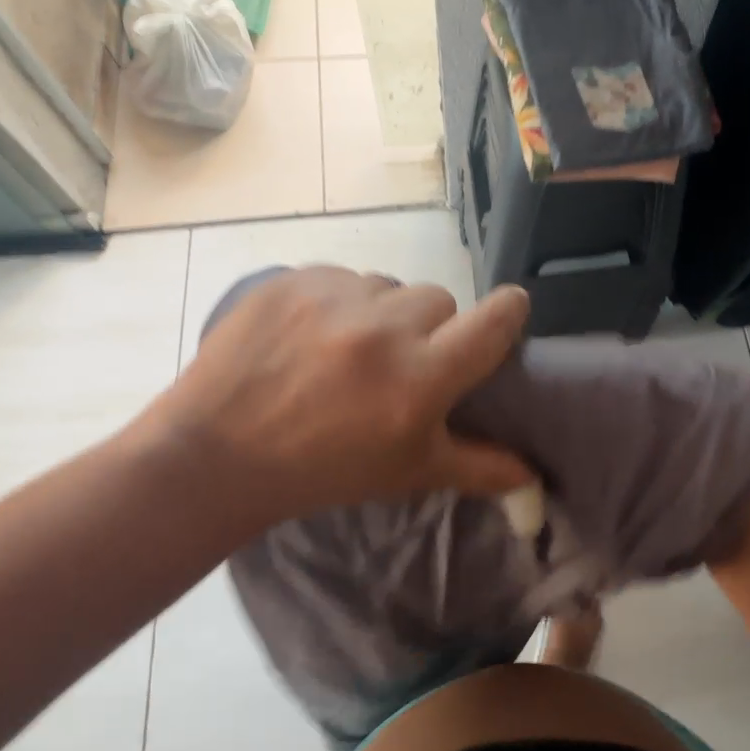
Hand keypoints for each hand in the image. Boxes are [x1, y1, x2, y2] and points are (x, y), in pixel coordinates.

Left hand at [163, 266, 534, 521]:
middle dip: (431, 326)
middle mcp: (384, 327)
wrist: (215, 455)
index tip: (507, 314)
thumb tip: (534, 472)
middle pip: (440, 299)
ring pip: (389, 286)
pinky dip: (338, 301)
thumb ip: (480, 465)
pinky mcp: (294, 280)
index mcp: (420, 378)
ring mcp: (335, 296)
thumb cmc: (323, 470)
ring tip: (350, 350)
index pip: (494, 320)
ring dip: (382, 312)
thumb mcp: (408, 473)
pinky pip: (341, 277)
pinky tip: (312, 336)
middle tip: (401, 361)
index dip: (509, 311)